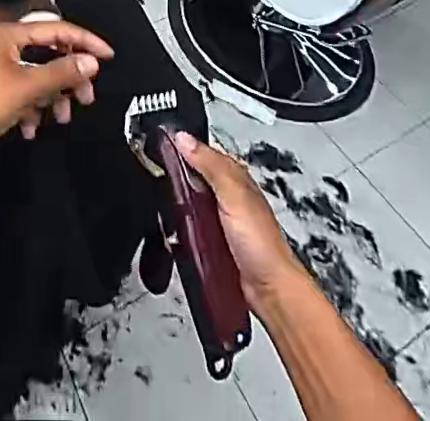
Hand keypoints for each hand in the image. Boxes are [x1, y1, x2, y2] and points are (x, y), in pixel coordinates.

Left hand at [0, 19, 111, 161]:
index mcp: (11, 36)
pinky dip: (34, 108)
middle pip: (51, 53)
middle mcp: (5, 47)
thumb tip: (91, 62)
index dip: (86, 41)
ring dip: (53, 96)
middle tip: (86, 95)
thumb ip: (62, 72)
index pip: (59, 29)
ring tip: (60, 116)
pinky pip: (25, 93)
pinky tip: (31, 127)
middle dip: (70, 76)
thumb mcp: (27, 87)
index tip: (107, 56)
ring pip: (39, 76)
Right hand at [170, 131, 302, 307]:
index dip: (182, 148)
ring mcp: (219, 220)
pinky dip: (180, 232)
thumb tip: (185, 139)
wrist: (269, 290)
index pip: (203, 152)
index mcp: (235, 176)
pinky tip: (176, 236)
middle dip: (175, 181)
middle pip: (192, 178)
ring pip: (188, 205)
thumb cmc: (262, 244)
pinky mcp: (212, 242)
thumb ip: (210, 165)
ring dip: (177, 209)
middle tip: (161, 182)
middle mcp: (227, 196)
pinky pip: (189, 230)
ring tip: (168, 212)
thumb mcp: (233, 194)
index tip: (160, 146)